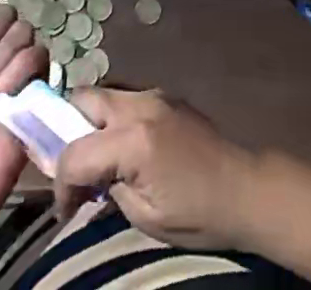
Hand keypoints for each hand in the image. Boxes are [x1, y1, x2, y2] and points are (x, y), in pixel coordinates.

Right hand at [52, 88, 263, 249]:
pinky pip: (125, 97)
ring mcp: (153, 94)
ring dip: (90, 119)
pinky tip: (123, 144)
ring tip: (97, 153)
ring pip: (102, 93)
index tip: (66, 206)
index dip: (62, 182)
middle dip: (66, 128)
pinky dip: (113, 116)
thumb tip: (86, 180)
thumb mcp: (146, 217)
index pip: (75, 153)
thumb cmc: (199, 214)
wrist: (248, 189)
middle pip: (81, 99)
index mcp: (133, 141)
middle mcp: (138, 106)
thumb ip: (108, 189)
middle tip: (74, 163)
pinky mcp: (165, 95)